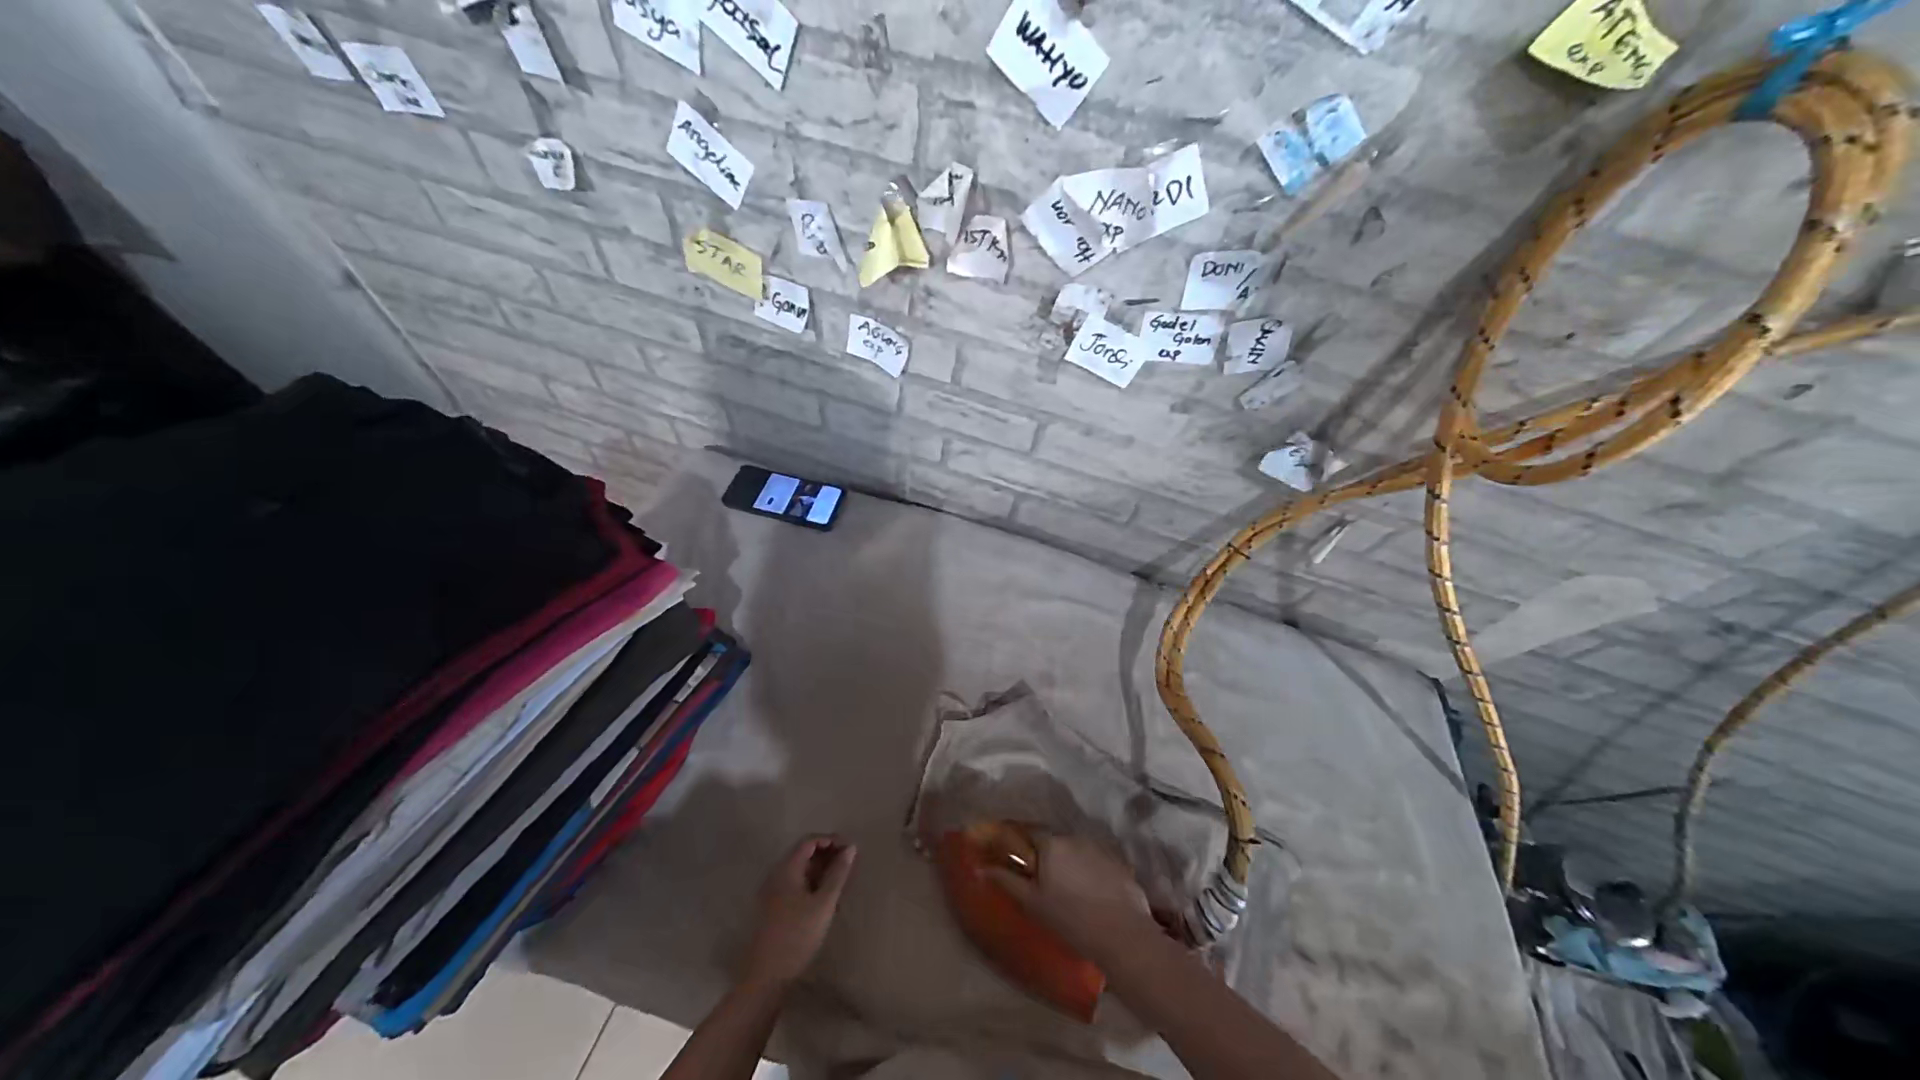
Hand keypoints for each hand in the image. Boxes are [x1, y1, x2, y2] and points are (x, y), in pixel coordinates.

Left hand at [740, 835, 855, 989]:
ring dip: (822, 871)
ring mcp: (773, 892)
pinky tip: (827, 901)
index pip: (809, 841)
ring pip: (801, 871)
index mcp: (786, 869)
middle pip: (804, 853)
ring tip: (842, 884)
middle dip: (828, 855)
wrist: (766, 975)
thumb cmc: (798, 935)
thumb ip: (838, 873)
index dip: (831, 840)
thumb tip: (851, 848)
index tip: (851, 850)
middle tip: (850, 866)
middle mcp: (776, 875)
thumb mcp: (824, 903)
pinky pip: (796, 885)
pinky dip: (813, 885)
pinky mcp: (774, 907)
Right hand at [987, 833, 1157, 964]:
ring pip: (1078, 850)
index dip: (1023, 842)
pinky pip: (1098, 862)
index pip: (1031, 831)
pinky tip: (1092, 895)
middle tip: (1043, 879)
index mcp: (1052, 843)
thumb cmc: (1069, 918)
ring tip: (1069, 889)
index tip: (1018, 857)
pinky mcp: (1120, 864)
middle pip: (1056, 840)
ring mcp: (1101, 849)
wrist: (1122, 936)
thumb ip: (1006, 880)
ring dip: (1070, 862)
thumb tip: (980, 868)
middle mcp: (1077, 838)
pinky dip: (1091, 872)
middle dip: (1048, 854)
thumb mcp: (1032, 902)